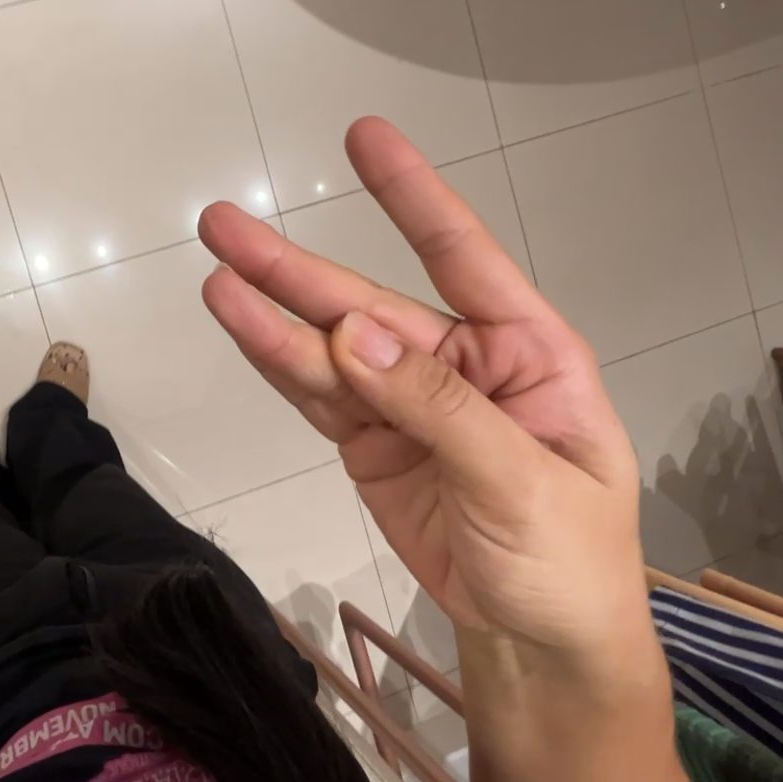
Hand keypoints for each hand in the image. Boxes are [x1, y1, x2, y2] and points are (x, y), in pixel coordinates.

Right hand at [199, 118, 646, 657]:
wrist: (536, 645)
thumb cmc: (567, 562)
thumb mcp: (522, 483)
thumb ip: (438, 406)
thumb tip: (351, 334)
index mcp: (520, 352)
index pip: (461, 257)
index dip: (410, 195)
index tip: (363, 136)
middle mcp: (455, 363)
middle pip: (363, 305)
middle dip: (294, 269)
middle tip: (224, 226)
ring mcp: (402, 404)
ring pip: (325, 352)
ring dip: (269, 315)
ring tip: (215, 275)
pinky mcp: (365, 443)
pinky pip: (315, 398)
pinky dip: (276, 367)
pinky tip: (239, 327)